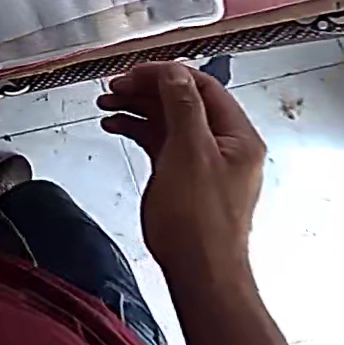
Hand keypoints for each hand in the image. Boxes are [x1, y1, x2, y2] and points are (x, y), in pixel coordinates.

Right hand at [99, 63, 265, 282]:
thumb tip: (174, 73)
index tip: (134, 73)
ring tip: (107, 104)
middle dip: (146, 90)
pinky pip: (159, 140)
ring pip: (167, 119)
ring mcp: (202, 159)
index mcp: (236, 135)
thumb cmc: (200, 221)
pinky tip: (115, 126)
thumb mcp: (190, 152)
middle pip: (182, 101)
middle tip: (114, 87)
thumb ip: (183, 107)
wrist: (198, 271)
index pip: (201, 86)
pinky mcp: (182, 173)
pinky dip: (137, 129)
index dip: (166, 74)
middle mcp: (222, 144)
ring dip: (137, 108)